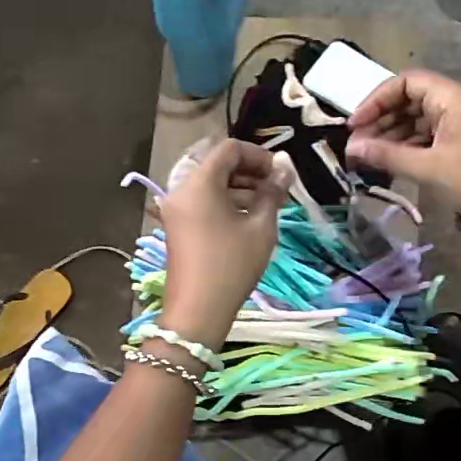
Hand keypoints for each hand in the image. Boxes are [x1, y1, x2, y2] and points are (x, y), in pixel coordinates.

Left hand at [159, 139, 290, 347]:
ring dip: (239, 189)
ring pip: (210, 185)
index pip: (229, 149)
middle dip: (250, 173)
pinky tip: (247, 221)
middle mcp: (181, 189)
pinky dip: (225, 203)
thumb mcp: (260, 227)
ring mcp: (176, 209)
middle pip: (217, 165)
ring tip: (267, 207)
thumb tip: (284, 170)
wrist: (198, 311)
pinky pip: (202, 203)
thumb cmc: (232, 265)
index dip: (258, 155)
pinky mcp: (177, 227)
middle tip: (277, 191)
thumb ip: (272, 193)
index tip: (280, 174)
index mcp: (199, 182)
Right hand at [346, 70, 460, 240]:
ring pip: (421, 121)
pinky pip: (432, 137)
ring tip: (370, 157)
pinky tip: (394, 164)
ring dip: (394, 136)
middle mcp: (460, 103)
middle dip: (382, 120)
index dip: (376, 100)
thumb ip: (387, 155)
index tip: (354, 126)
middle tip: (357, 146)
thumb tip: (352, 148)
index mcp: (454, 97)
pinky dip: (410, 147)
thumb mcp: (429, 168)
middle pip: (412, 99)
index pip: (406, 82)